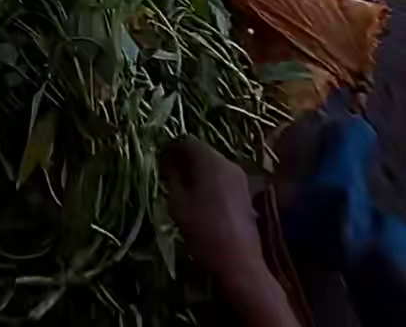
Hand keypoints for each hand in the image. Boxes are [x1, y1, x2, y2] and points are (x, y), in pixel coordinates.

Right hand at [162, 139, 262, 282]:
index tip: (159, 160)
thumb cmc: (204, 230)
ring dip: (198, 170)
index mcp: (209, 159)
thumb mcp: (178, 204)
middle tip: (169, 173)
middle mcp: (226, 161)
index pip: (186, 141)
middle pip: (201, 151)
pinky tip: (202, 198)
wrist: (240, 263)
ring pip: (213, 164)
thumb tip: (168, 164)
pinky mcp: (245, 192)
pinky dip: (211, 180)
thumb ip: (172, 178)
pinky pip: (223, 177)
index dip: (170, 148)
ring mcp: (239, 177)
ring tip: (184, 187)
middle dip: (184, 159)